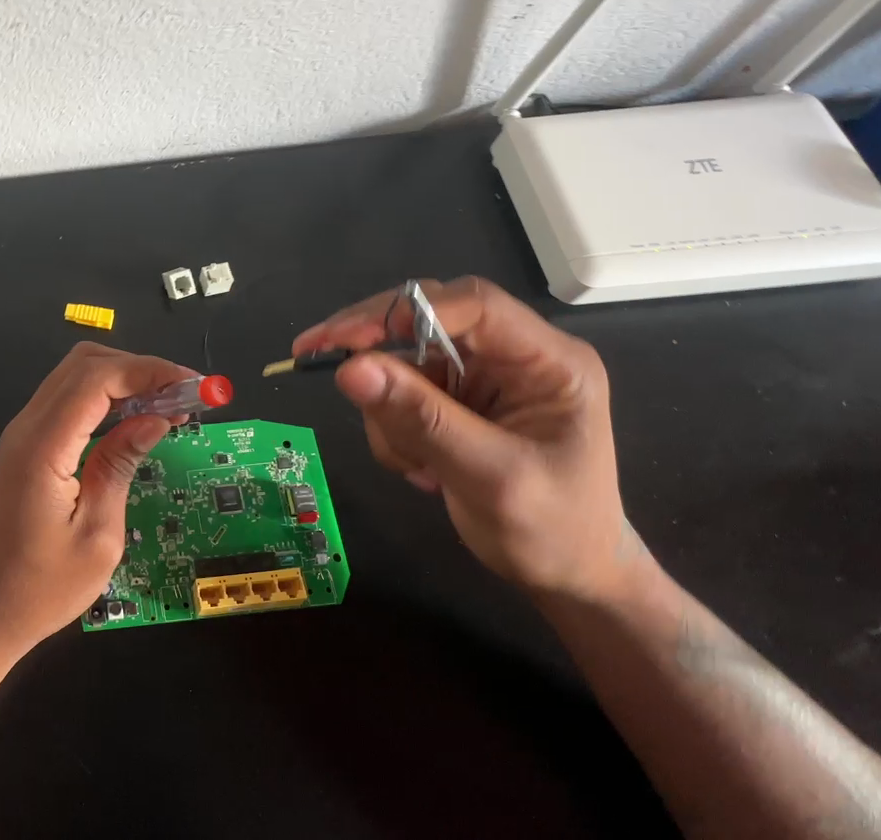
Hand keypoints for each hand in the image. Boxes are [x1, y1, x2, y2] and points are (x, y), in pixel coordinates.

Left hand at [0, 343, 196, 659]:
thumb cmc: (43, 587)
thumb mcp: (98, 534)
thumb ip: (121, 466)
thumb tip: (155, 419)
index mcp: (43, 447)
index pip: (96, 379)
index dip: (148, 370)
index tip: (193, 384)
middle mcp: (27, 427)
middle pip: (83, 364)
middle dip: (138, 368)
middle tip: (185, 395)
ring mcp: (21, 434)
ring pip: (73, 377)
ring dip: (122, 380)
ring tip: (168, 406)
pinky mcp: (25, 446)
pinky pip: (67, 402)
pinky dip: (104, 398)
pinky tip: (134, 420)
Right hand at [293, 277, 630, 599]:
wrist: (567, 575)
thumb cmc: (551, 530)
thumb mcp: (488, 477)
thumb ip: (421, 419)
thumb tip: (348, 368)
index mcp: (548, 361)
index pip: (471, 306)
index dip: (404, 312)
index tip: (342, 340)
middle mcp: (513, 355)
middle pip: (428, 318)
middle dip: (375, 346)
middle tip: (312, 355)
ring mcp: (481, 376)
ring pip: (402, 359)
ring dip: (388, 412)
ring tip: (417, 467)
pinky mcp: (455, 398)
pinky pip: (397, 391)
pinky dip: (391, 429)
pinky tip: (421, 468)